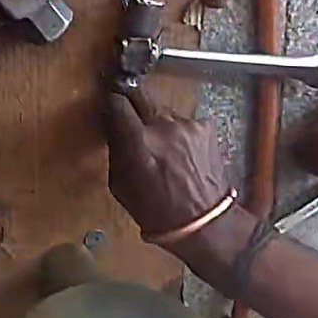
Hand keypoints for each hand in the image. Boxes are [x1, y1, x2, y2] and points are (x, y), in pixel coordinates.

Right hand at [101, 90, 231, 240]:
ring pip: (163, 109)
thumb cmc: (156, 210)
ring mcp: (188, 124)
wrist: (205, 222)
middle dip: (133, 103)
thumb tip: (113, 124)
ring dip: (157, 121)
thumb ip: (115, 149)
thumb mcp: (120, 185)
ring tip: (162, 146)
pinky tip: (182, 152)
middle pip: (141, 94)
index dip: (112, 103)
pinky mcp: (206, 126)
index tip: (110, 106)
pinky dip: (178, 131)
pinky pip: (183, 121)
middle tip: (132, 117)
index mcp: (140, 143)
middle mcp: (164, 127)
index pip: (118, 102)